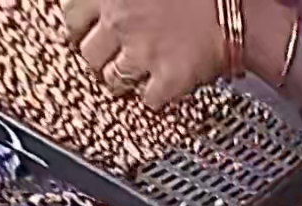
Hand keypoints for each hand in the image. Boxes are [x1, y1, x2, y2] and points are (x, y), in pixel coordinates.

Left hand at [63, 0, 223, 109]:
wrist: (230, 11)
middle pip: (88, 52)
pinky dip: (152, 97)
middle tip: (107, 61)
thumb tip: (102, 7)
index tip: (84, 34)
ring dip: (121, 80)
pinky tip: (158, 89)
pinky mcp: (168, 80)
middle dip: (98, 57)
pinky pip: (149, 99)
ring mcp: (142, 52)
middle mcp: (118, 20)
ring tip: (129, 79)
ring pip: (114, 79)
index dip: (77, 27)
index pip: (70, 14)